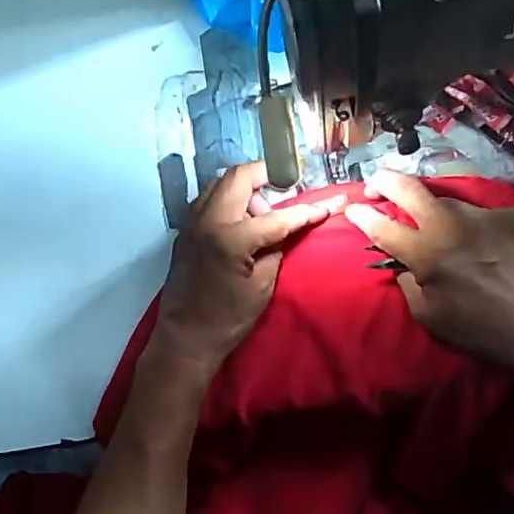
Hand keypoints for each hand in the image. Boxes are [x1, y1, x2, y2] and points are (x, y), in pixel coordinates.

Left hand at [152, 162, 336, 378]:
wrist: (185, 337)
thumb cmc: (228, 318)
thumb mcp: (262, 285)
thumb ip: (277, 248)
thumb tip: (288, 226)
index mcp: (230, 238)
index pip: (277, 216)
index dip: (306, 211)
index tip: (329, 203)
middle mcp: (207, 220)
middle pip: (240, 176)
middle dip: (268, 176)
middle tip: (289, 188)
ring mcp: (191, 222)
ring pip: (220, 184)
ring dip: (245, 188)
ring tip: (263, 210)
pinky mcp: (184, 230)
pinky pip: (208, 200)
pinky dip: (228, 201)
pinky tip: (242, 221)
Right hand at [346, 170, 513, 371]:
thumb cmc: (475, 327)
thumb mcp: (427, 313)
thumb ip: (407, 281)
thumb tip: (403, 262)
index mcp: (425, 253)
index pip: (381, 225)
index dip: (361, 215)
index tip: (352, 209)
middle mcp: (449, 224)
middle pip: (407, 187)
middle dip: (383, 181)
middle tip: (374, 186)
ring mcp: (481, 214)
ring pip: (445, 203)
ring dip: (433, 212)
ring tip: (438, 230)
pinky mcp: (507, 215)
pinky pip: (476, 215)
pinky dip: (469, 226)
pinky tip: (477, 244)